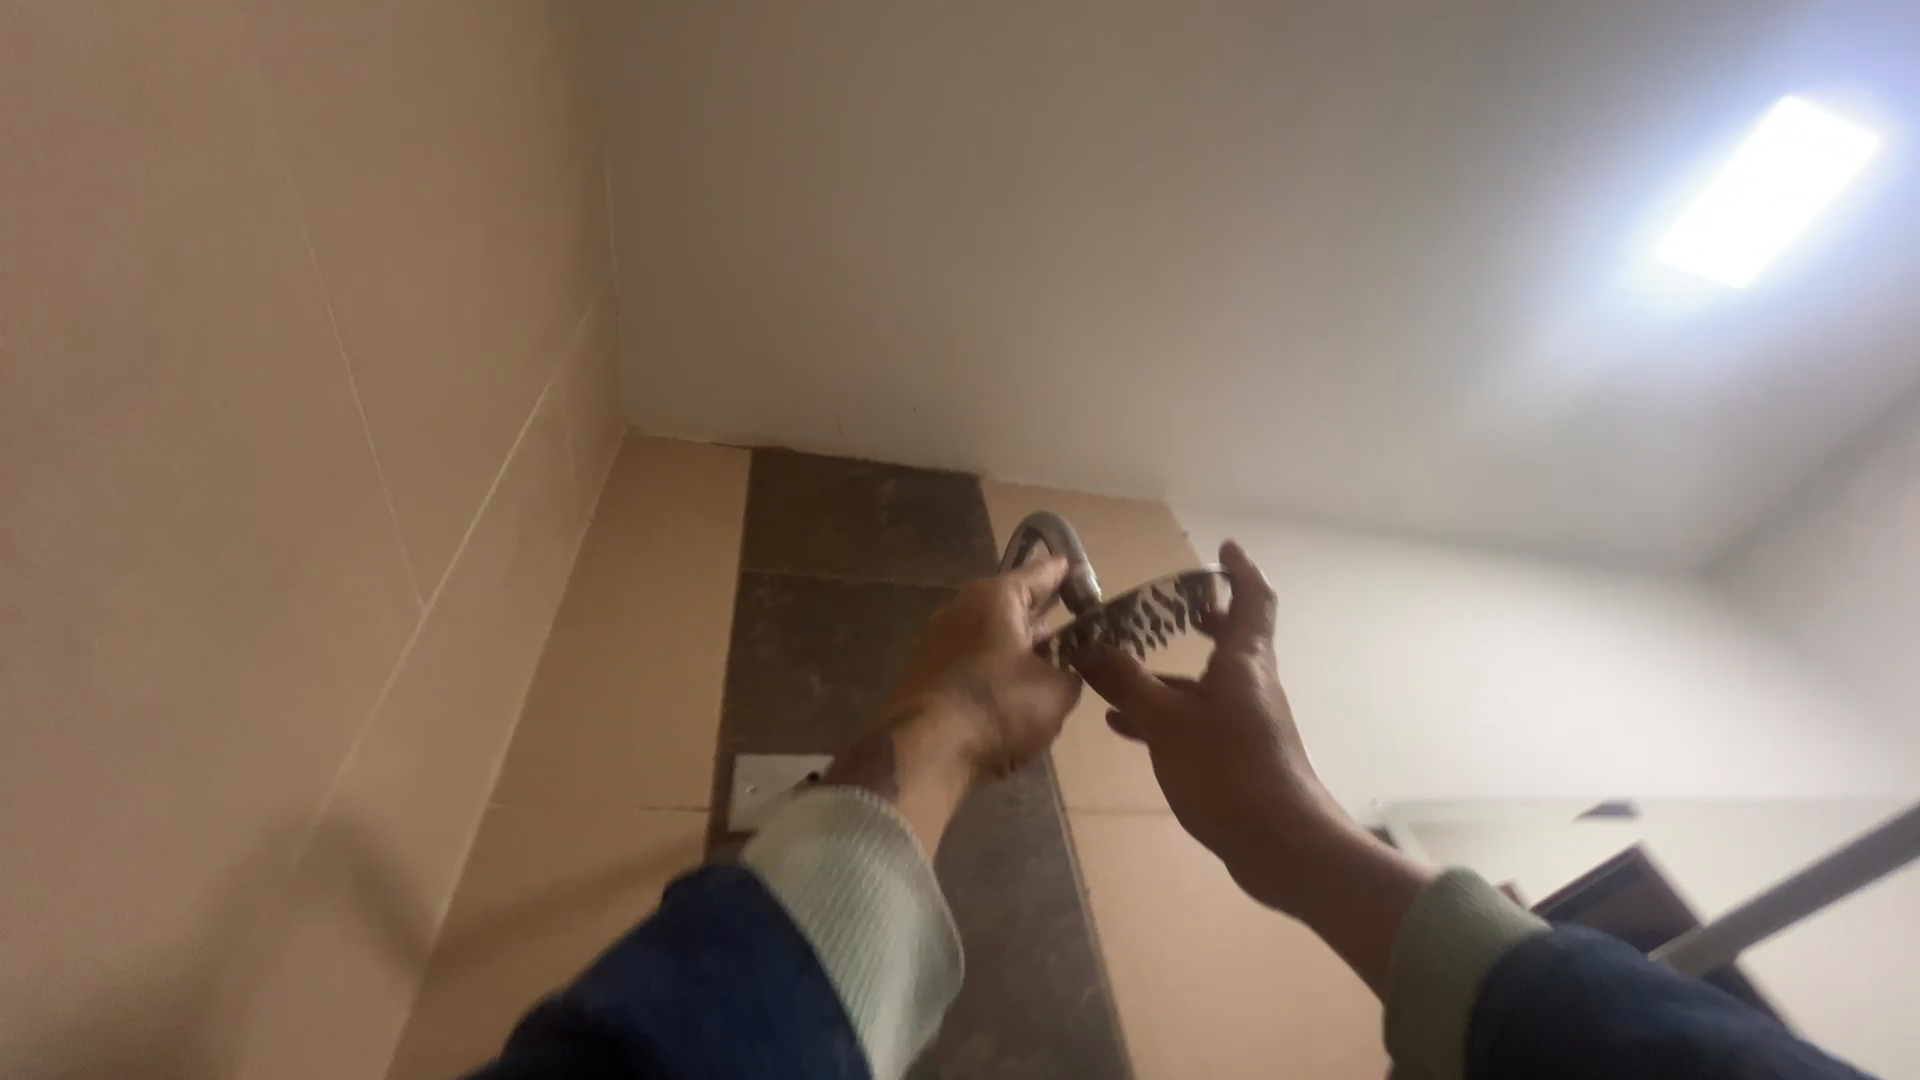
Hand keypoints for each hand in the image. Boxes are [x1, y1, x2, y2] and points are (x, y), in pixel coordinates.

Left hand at [884, 555, 1083, 780]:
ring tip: (1052, 658)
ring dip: (1019, 644)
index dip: (1066, 574)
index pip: (1041, 573)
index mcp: (996, 597)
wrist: (925, 751)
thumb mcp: (1056, 692)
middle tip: (1077, 620)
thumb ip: (1071, 673)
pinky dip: (996, 666)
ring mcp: (939, 638)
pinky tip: (1016, 687)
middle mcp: (963, 607)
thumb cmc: (997, 707)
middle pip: (1013, 603)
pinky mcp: (927, 670)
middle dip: (1043, 613)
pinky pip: (972, 658)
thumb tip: (1065, 670)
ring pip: (992, 633)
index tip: (1083, 572)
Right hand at [1075, 541, 1364, 915]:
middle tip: (1170, 607)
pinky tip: (1124, 724)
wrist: (1282, 847)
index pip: (1253, 601)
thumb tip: (1086, 647)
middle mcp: (1249, 685)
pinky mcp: (1235, 756)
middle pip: (1230, 639)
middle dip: (1201, 619)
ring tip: (1118, 669)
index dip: (1240, 571)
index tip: (1224, 549)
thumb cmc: (1228, 770)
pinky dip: (1162, 713)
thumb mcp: (1166, 721)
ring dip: (1166, 673)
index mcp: (1244, 663)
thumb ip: (1125, 682)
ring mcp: (1244, 723)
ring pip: (1203, 684)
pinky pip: (1194, 720)